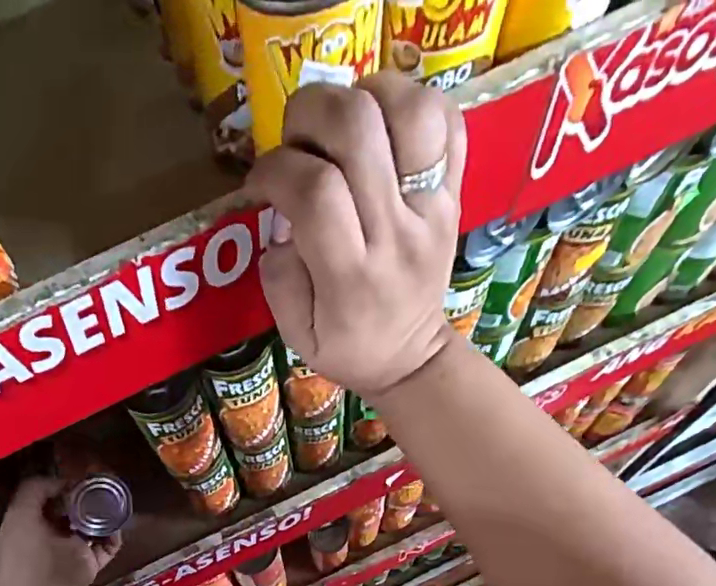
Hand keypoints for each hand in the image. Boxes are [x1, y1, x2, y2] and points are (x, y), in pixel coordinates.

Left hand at [0, 477, 122, 585]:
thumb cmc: (22, 554)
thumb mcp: (19, 513)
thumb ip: (36, 489)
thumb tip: (65, 481)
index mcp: (32, 521)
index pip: (51, 497)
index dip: (64, 485)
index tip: (81, 476)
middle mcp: (53, 533)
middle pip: (75, 510)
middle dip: (88, 497)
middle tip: (104, 485)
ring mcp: (73, 550)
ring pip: (94, 526)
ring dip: (104, 514)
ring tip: (115, 501)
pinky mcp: (90, 564)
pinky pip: (107, 547)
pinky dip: (114, 536)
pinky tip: (116, 526)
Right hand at [244, 72, 467, 398]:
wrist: (412, 357)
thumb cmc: (348, 348)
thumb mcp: (298, 336)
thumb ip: (279, 279)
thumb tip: (280, 218)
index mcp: (352, 277)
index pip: (315, 191)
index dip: (275, 169)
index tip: (261, 183)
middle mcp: (397, 233)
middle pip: (358, 129)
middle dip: (310, 115)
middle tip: (298, 143)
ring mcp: (434, 207)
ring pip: (411, 110)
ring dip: (364, 97)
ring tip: (341, 128)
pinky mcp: (454, 193)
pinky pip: (449, 121)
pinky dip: (413, 104)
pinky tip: (383, 127)